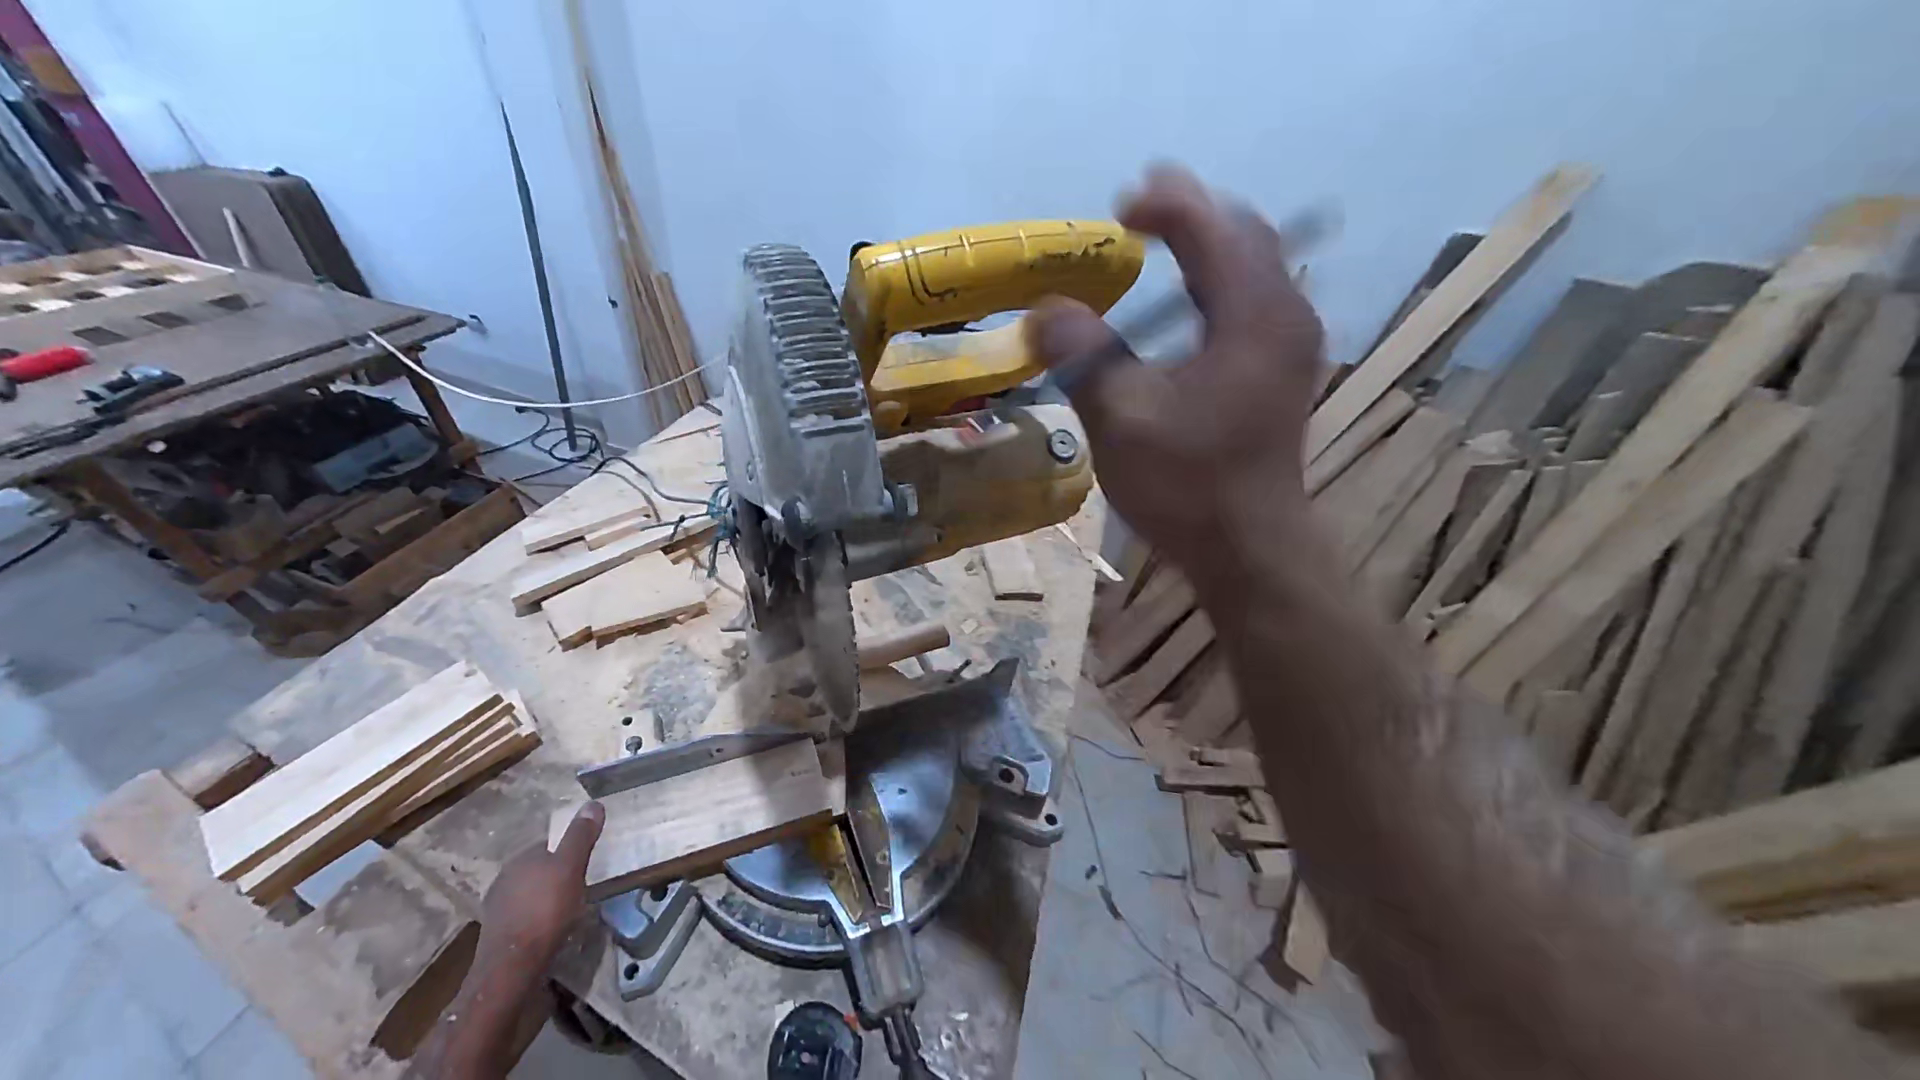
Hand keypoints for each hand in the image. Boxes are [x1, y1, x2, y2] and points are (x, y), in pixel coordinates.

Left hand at [472, 801, 604, 987]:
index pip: (548, 843)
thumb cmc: (546, 910)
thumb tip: (592, 803)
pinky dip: (538, 916)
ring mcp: (497, 907)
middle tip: (583, 880)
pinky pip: (524, 914)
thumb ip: (581, 836)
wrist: (512, 968)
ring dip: (547, 896)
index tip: (587, 857)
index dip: (569, 848)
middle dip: (557, 872)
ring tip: (570, 905)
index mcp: (521, 858)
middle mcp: (504, 878)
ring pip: (530, 892)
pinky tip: (551, 927)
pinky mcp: (498, 933)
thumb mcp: (571, 867)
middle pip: (538, 867)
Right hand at [1026, 166, 1324, 569]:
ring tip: (1159, 243)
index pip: (1213, 228)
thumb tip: (1046, 308)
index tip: (1117, 210)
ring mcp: (1291, 346)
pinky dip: (1216, 284)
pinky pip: (1254, 301)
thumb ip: (1084, 354)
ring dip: (1207, 246)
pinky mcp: (1282, 373)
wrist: (1248, 549)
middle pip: (1244, 235)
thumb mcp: (1121, 418)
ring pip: (1254, 267)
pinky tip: (1185, 306)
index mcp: (1253, 315)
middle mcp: (1285, 316)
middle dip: (1191, 213)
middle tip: (1139, 211)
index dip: (1165, 206)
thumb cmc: (1188, 485)